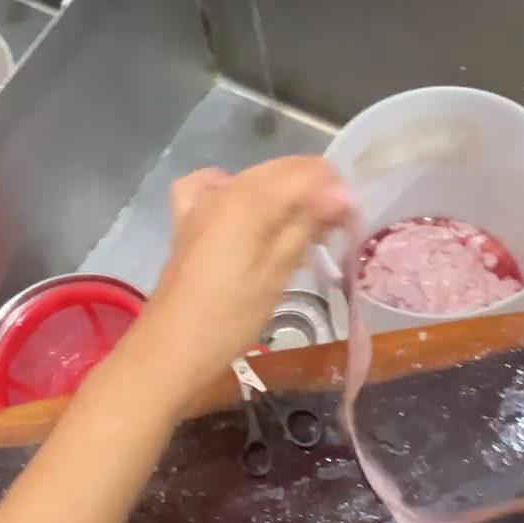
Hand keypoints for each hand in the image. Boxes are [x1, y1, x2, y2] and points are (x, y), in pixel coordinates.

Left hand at [128, 157, 352, 397]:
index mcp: (248, 199)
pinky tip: (250, 218)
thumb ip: (306, 225)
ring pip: (254, 180)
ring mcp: (200, 204)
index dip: (336, 193)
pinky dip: (242, 197)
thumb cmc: (228, 320)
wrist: (170, 350)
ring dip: (285, 197)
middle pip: (280, 171)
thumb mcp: (276, 274)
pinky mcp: (188, 223)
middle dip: (313, 193)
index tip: (353, 223)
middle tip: (333, 232)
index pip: (307, 174)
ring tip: (301, 234)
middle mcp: (222, 190)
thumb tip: (343, 193)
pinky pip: (219, 192)